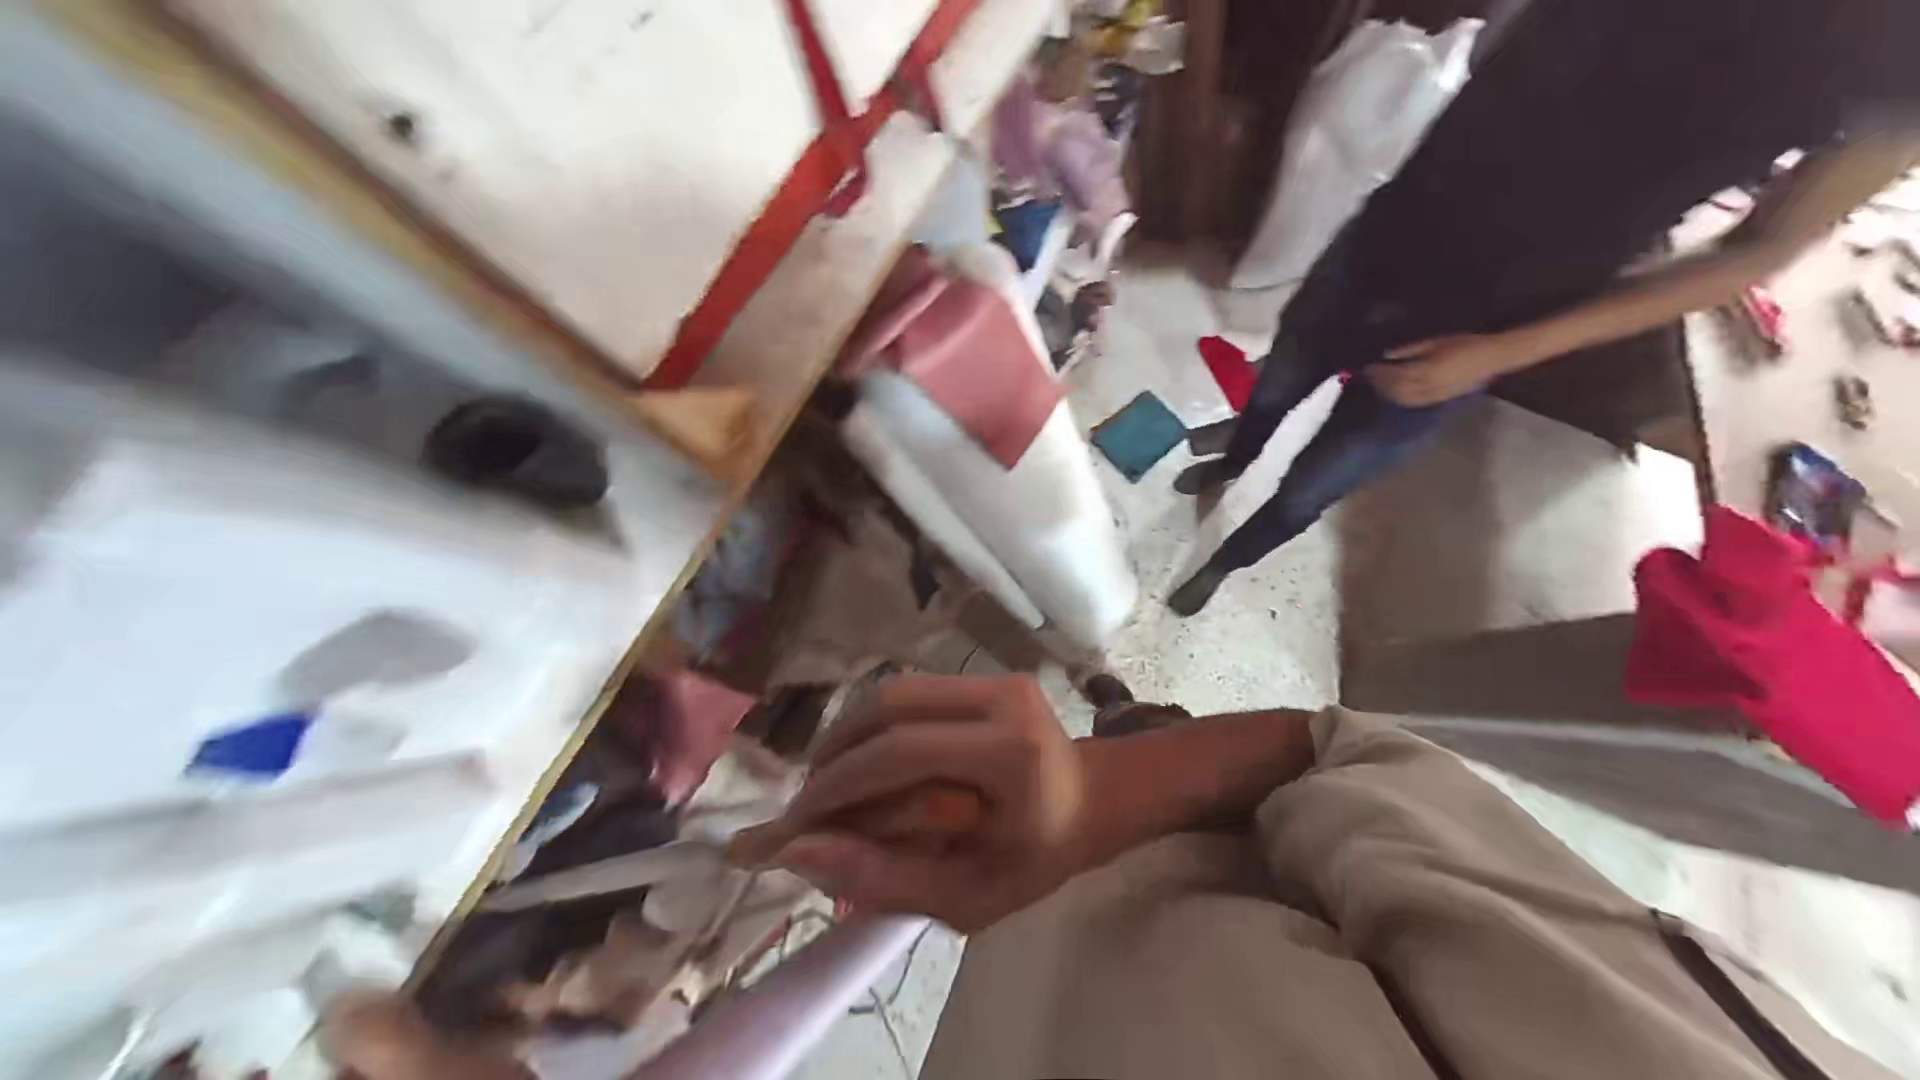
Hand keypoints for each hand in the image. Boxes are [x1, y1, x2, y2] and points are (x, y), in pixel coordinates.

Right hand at [767, 675, 1088, 931]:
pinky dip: (874, 724)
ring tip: (828, 778)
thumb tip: (796, 850)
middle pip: (890, 703)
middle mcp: (1003, 697)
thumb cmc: (1035, 860)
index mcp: (1011, 752)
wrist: (1090, 802)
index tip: (800, 819)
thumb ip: (882, 879)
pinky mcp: (986, 674)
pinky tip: (862, 757)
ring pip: (894, 689)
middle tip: (809, 798)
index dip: (841, 781)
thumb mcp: (964, 897)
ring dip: (849, 732)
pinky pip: (911, 690)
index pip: (902, 750)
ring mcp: (996, 677)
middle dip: (836, 751)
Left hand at [1365, 333, 1525, 406]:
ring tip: (1378, 384)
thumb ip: (1410, 350)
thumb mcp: (1436, 342)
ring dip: (1387, 393)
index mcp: (1428, 369)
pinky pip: (1413, 402)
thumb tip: (1387, 354)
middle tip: (1370, 376)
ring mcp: (1434, 395)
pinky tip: (1393, 392)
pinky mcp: (1439, 400)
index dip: (1380, 373)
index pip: (1395, 375)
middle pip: (1395, 389)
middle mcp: (1428, 385)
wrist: (1493, 357)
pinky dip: (1399, 398)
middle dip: (1380, 384)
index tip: (1368, 367)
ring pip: (1402, 399)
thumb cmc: (1465, 344)